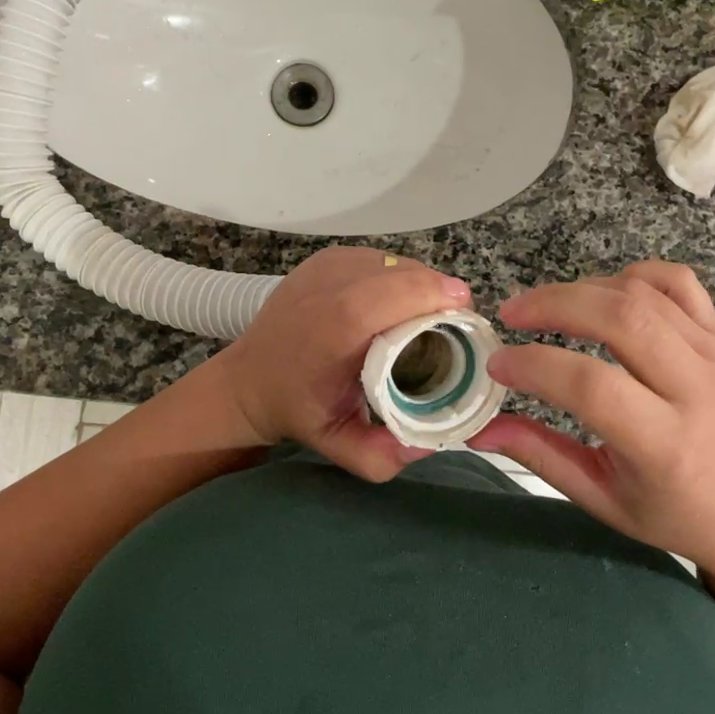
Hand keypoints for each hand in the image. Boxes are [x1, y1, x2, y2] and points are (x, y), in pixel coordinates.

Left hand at [214, 246, 472, 481]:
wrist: (249, 380)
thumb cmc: (298, 411)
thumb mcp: (338, 444)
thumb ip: (383, 455)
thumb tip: (432, 444)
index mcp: (339, 325)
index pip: (408, 291)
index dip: (445, 302)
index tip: (466, 325)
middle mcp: (333, 285)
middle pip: (410, 273)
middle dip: (439, 295)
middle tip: (452, 328)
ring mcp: (328, 265)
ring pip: (398, 263)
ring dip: (420, 286)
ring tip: (424, 319)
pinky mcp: (326, 258)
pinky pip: (380, 259)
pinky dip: (397, 278)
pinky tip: (394, 306)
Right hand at [468, 261, 714, 580]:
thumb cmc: (674, 517)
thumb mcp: (601, 500)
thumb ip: (540, 457)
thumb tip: (480, 430)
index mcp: (665, 445)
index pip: (592, 386)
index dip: (535, 366)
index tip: (497, 366)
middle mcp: (696, 392)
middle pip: (621, 318)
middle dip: (554, 304)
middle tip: (511, 314)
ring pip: (645, 294)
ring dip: (584, 289)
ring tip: (545, 306)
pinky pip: (680, 285)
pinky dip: (635, 277)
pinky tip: (603, 295)